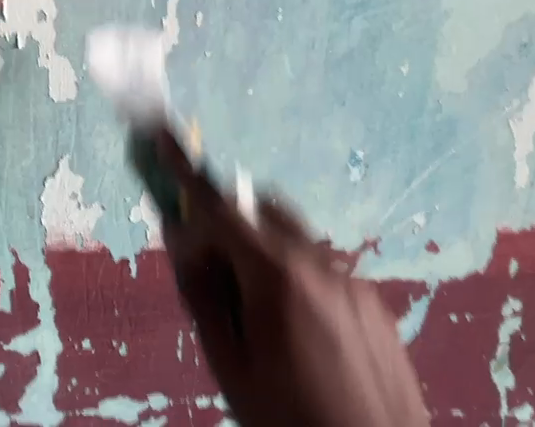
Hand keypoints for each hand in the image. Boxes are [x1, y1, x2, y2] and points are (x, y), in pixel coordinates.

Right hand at [157, 132, 428, 426]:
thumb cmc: (289, 417)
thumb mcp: (228, 362)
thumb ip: (201, 291)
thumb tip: (180, 237)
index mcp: (277, 275)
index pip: (218, 206)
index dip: (184, 169)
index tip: (160, 136)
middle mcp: (319, 263)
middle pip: (259, 209)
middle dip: (228, 220)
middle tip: (212, 269)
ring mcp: (352, 280)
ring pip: (291, 235)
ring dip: (262, 247)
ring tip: (257, 309)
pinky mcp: (374, 302)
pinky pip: (321, 265)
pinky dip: (295, 274)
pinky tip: (297, 329)